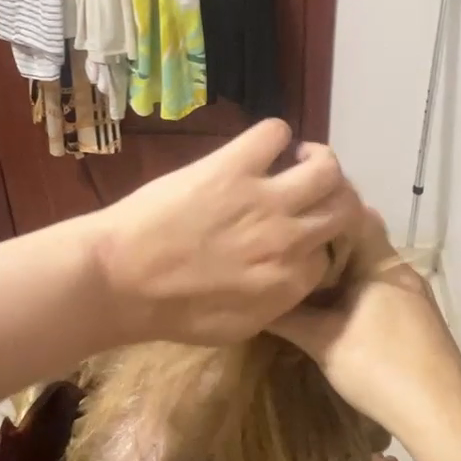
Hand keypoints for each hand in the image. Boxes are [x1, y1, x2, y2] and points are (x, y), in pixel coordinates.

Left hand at [86, 119, 359, 346]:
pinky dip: (275, 136)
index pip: (329, 254)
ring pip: (326, 167)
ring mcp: (264, 197)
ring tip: (297, 160)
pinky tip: (259, 148)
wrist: (116, 278)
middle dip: (335, 201)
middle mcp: (289, 238)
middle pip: (343, 208)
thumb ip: (276, 303)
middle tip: (312, 194)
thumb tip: (295, 279)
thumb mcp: (236, 327)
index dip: (317, 242)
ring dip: (317, 161)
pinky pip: (275, 133)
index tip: (301, 235)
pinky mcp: (233, 165)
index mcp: (289, 281)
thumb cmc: (168, 311)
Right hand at [271, 208, 460, 444]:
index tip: (291, 222)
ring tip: (304, 281)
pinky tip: (336, 313)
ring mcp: (415, 297)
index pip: (353, 217)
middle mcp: (402, 272)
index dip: (320, 216)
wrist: (443, 418)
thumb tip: (254, 299)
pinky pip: (381, 292)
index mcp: (382, 264)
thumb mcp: (323, 342)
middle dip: (326, 248)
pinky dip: (357, 294)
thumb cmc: (381, 369)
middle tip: (289, 253)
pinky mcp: (420, 322)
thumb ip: (288, 317)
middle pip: (361, 244)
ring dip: (342, 274)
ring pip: (371, 271)